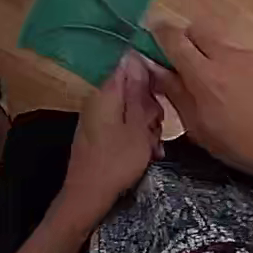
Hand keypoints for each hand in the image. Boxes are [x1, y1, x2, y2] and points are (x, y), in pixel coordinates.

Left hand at [57, 53, 163, 222]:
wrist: (88, 196)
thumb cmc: (117, 162)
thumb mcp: (138, 128)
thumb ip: (138, 93)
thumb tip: (134, 56)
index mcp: (106, 94)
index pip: (129, 67)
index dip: (151, 77)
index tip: (164, 95)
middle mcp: (98, 101)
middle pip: (131, 91)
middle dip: (150, 109)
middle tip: (157, 130)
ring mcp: (95, 118)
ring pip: (130, 111)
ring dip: (146, 127)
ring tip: (153, 148)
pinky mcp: (96, 135)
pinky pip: (121, 126)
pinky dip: (135, 137)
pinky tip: (146, 154)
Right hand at [147, 22, 252, 189]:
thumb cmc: (240, 145)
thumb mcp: (198, 127)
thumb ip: (174, 93)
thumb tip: (153, 68)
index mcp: (203, 75)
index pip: (172, 37)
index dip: (157, 35)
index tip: (150, 45)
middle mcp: (225, 56)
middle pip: (195, 29)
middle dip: (183, 41)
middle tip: (180, 66)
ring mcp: (248, 55)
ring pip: (217, 40)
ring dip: (206, 52)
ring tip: (211, 83)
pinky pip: (237, 52)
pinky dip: (229, 63)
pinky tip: (237, 90)